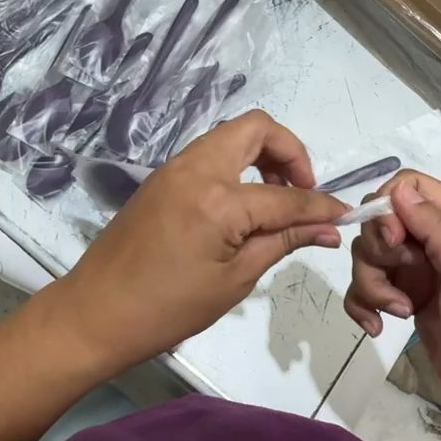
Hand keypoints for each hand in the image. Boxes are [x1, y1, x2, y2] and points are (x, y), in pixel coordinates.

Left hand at [41, 110, 348, 373]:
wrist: (96, 312)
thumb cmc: (168, 308)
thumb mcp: (235, 280)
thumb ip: (283, 242)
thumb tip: (328, 228)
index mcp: (218, 199)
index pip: (286, 195)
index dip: (321, 206)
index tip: (343, 215)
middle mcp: (196, 168)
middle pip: (256, 128)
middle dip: (290, 152)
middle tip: (301, 192)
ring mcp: (174, 168)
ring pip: (230, 136)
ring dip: (261, 155)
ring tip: (275, 200)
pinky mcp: (161, 177)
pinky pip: (209, 154)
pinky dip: (236, 165)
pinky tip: (243, 204)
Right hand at [345, 171, 440, 426]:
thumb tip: (399, 188)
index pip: (415, 187)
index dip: (390, 204)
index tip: (391, 239)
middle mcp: (439, 246)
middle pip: (383, 222)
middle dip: (377, 251)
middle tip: (396, 285)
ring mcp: (422, 275)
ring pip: (371, 256)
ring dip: (370, 283)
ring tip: (393, 314)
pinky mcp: (407, 303)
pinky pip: (368, 288)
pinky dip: (363, 304)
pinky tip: (376, 327)